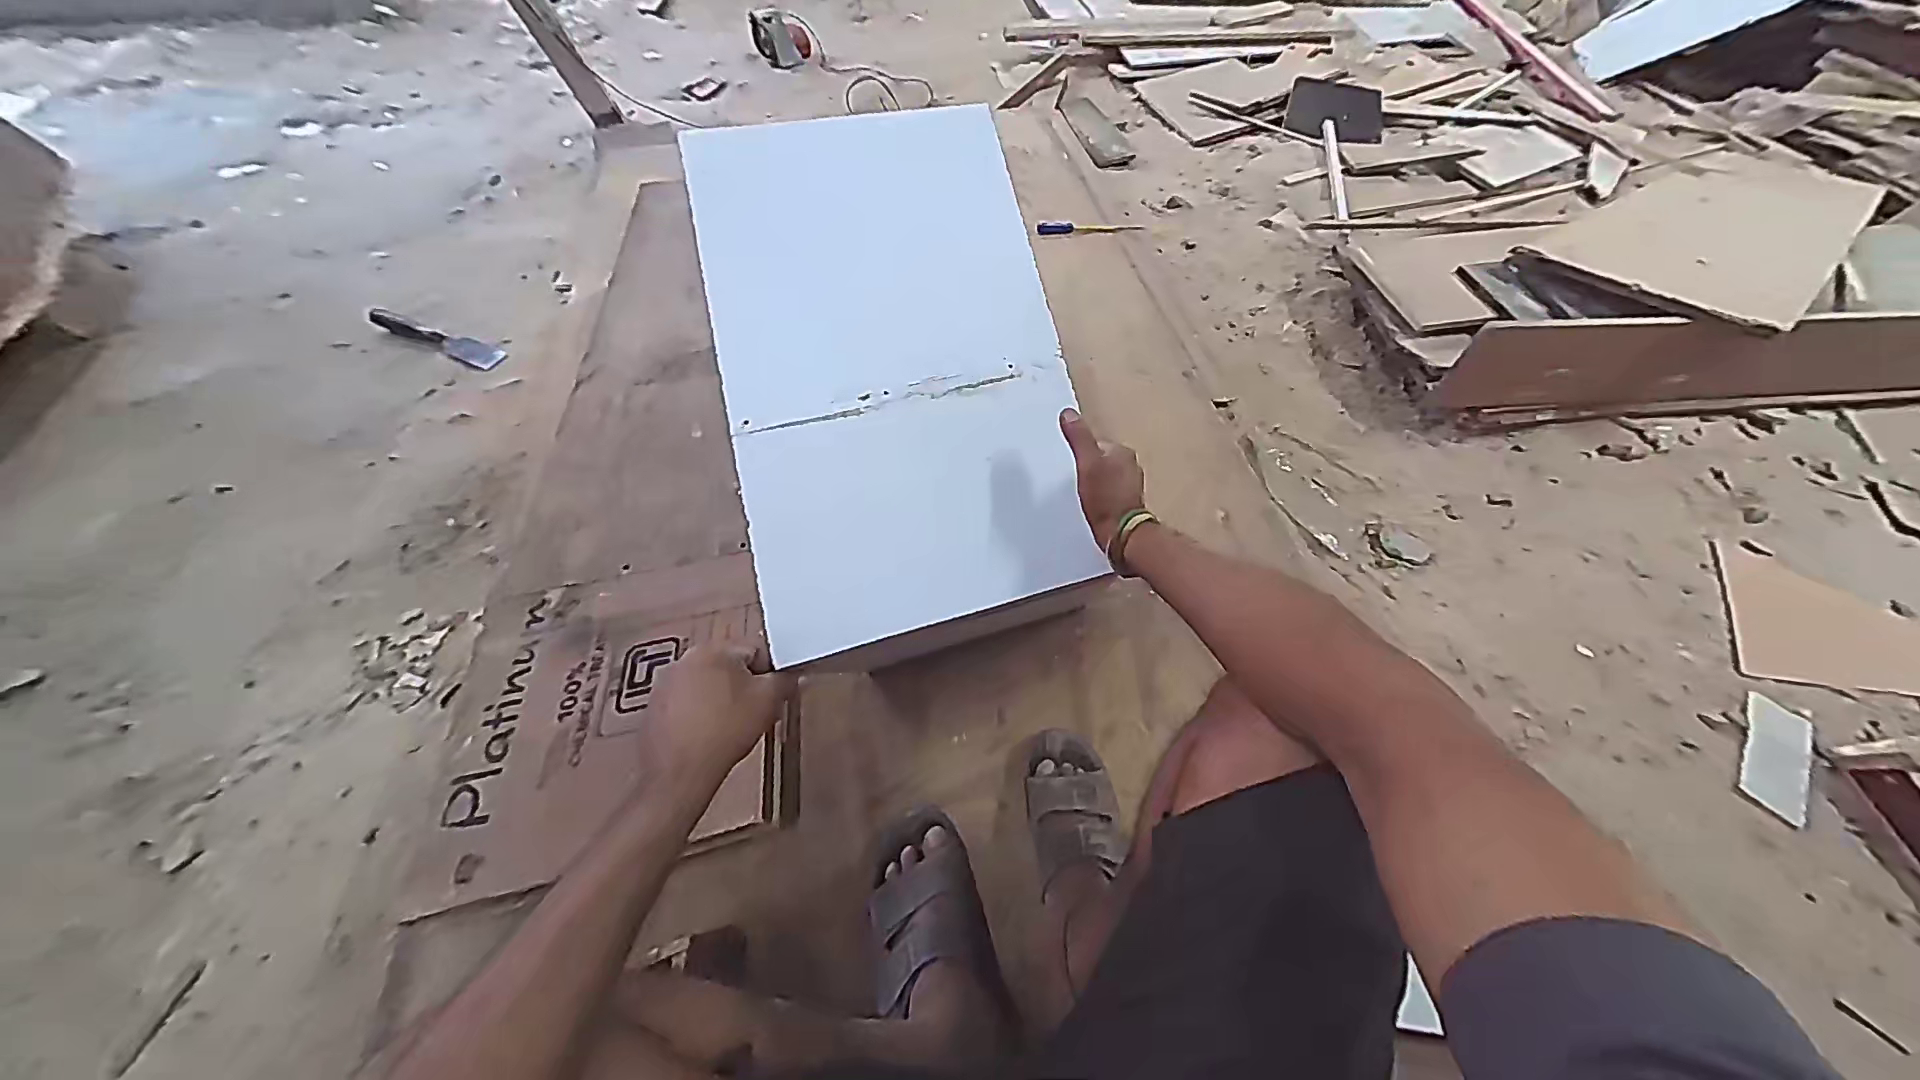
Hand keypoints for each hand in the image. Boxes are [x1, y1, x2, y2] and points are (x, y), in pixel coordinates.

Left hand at [644, 643, 795, 782]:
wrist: (679, 773)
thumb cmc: (727, 729)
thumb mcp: (769, 701)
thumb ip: (785, 679)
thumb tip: (789, 674)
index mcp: (715, 649)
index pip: (757, 650)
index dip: (773, 673)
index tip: (775, 696)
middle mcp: (686, 658)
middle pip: (730, 665)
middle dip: (747, 685)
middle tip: (757, 712)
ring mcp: (665, 683)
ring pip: (708, 684)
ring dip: (723, 699)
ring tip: (732, 726)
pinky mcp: (653, 707)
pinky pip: (688, 703)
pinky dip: (700, 713)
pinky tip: (708, 735)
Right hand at [1059, 408, 1145, 548]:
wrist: (1121, 534)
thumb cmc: (1105, 497)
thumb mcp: (1087, 463)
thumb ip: (1079, 438)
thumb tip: (1069, 413)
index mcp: (1123, 453)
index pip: (1098, 444)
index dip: (1082, 452)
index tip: (1072, 462)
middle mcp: (1131, 467)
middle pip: (1103, 460)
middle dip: (1090, 467)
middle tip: (1075, 478)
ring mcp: (1131, 487)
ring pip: (1108, 477)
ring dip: (1096, 483)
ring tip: (1083, 493)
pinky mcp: (1128, 504)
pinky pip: (1110, 493)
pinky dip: (1101, 496)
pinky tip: (1093, 505)